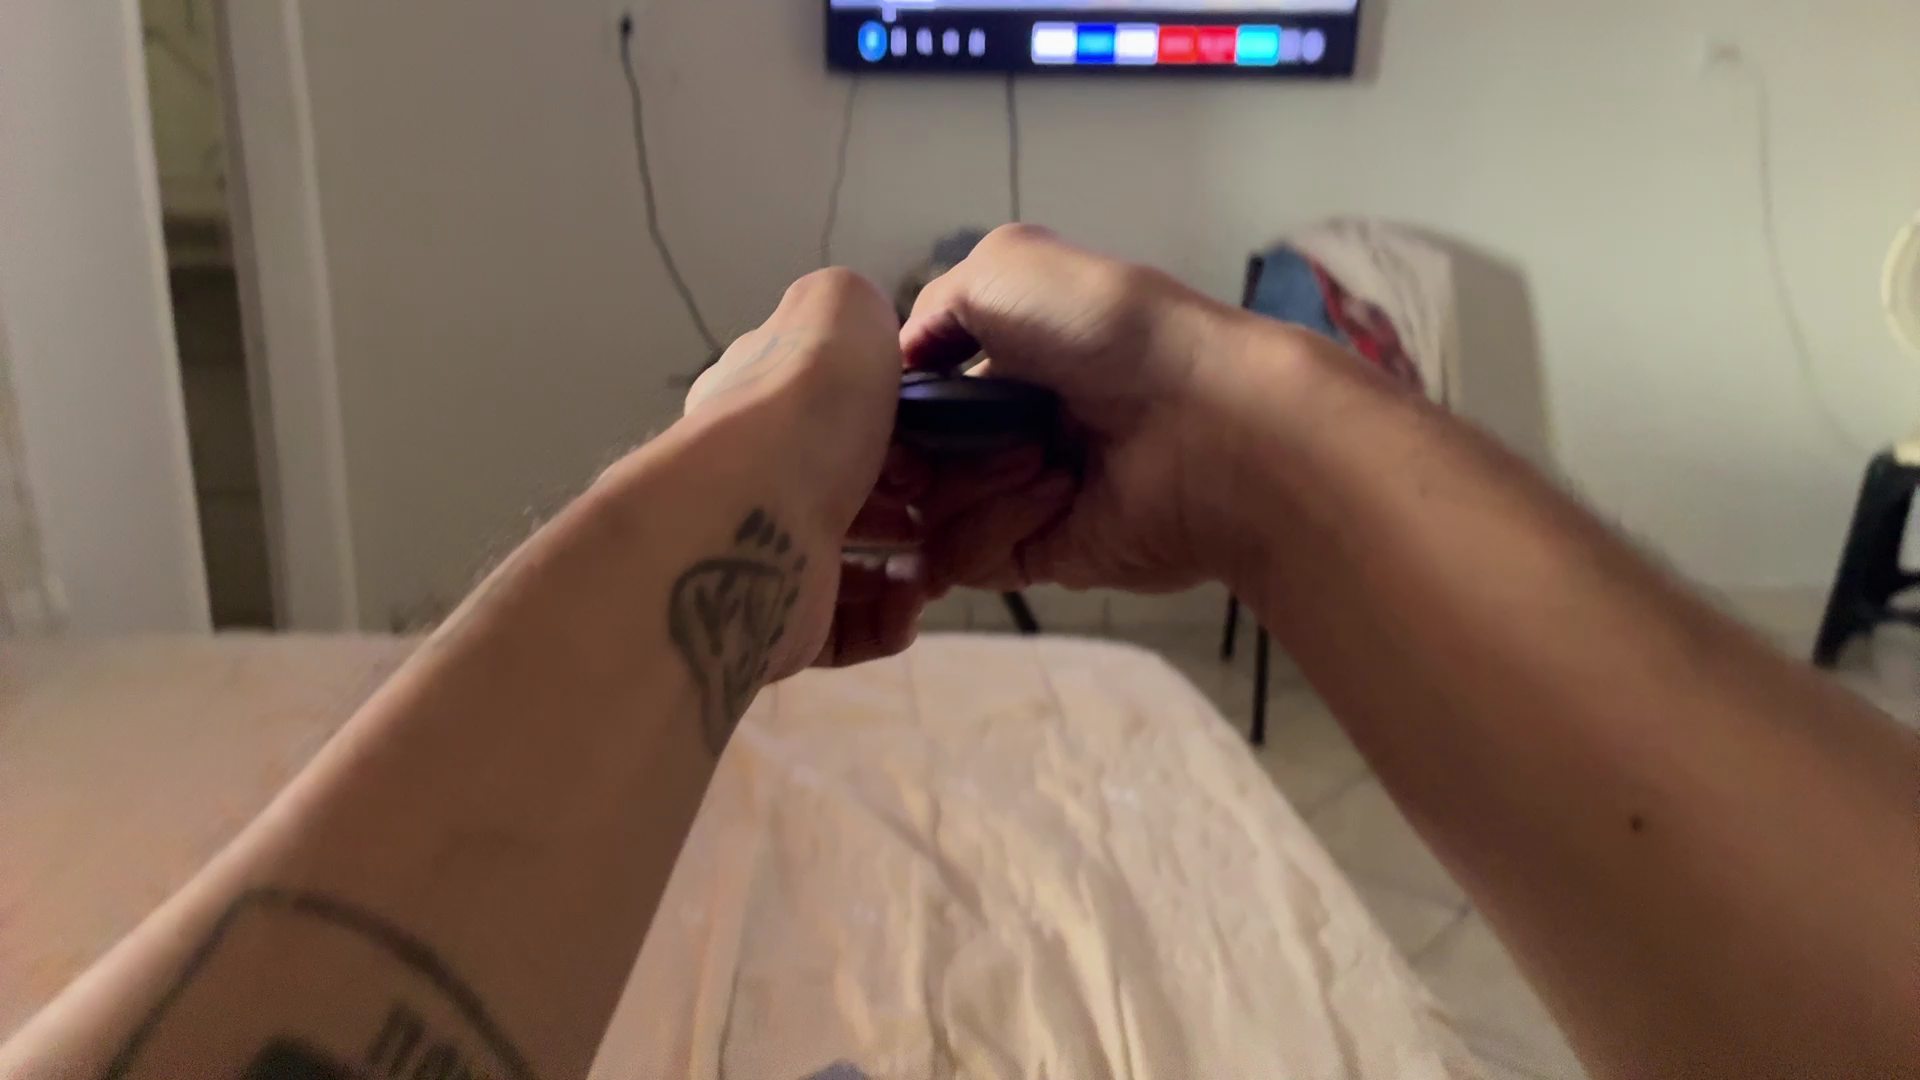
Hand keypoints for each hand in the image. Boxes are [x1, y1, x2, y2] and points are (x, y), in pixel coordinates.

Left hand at [684, 268, 925, 671]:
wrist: (752, 518)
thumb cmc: (804, 411)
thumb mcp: (839, 310)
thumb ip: (853, 307)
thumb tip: (869, 340)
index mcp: (768, 409)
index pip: (837, 418)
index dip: (900, 429)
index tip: (943, 440)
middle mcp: (763, 483)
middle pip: (856, 494)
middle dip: (917, 505)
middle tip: (953, 510)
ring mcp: (770, 559)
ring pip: (858, 567)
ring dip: (913, 568)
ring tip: (941, 568)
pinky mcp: (780, 623)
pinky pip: (850, 627)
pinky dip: (889, 620)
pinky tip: (911, 607)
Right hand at [900, 226, 1271, 595]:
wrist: (1204, 421)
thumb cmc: (1110, 333)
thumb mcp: (1009, 267)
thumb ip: (935, 305)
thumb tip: (900, 362)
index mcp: (999, 373)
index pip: (910, 409)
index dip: (889, 417)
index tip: (891, 419)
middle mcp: (1001, 437)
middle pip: (908, 469)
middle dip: (927, 455)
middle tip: (978, 438)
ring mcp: (1015, 501)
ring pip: (927, 516)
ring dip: (978, 484)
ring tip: (1049, 462)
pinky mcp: (1035, 558)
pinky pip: (965, 560)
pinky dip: (999, 524)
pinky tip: (1059, 497)